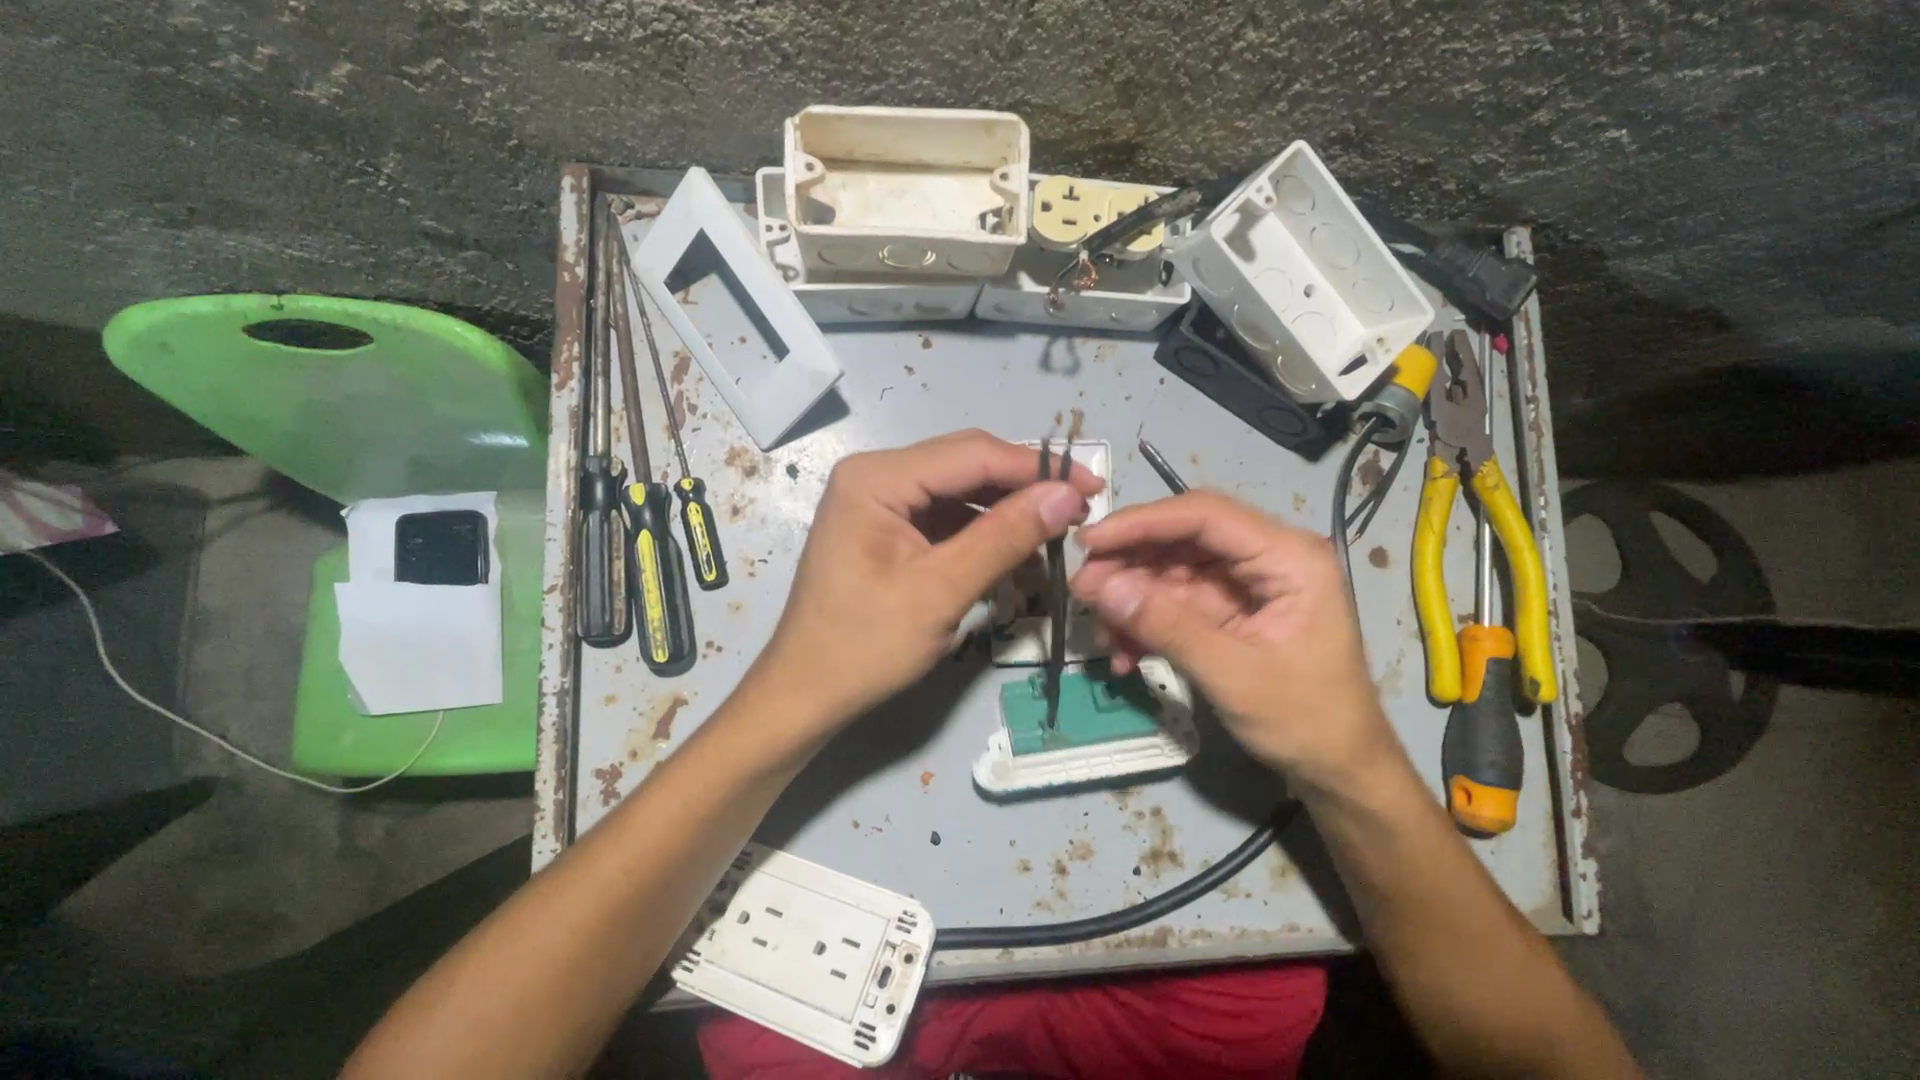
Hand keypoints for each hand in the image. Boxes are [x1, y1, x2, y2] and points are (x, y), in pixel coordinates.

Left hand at [753, 430, 1103, 732]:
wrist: (805, 695)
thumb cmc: (864, 646)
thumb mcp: (940, 591)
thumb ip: (1004, 538)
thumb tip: (1067, 496)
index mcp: (876, 478)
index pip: (972, 454)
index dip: (1036, 469)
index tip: (1093, 489)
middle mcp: (876, 476)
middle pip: (967, 466)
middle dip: (1025, 489)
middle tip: (1081, 513)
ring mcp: (880, 503)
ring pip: (962, 493)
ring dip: (1008, 515)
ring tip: (1057, 540)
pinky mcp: (888, 531)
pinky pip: (947, 520)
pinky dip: (984, 537)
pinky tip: (1019, 560)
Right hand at [1071, 491, 1399, 794]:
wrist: (1338, 770)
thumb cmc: (1304, 719)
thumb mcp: (1232, 673)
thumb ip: (1166, 625)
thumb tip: (1097, 585)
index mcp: (1288, 556)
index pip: (1204, 515)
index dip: (1142, 522)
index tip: (1089, 540)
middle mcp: (1268, 557)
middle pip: (1183, 538)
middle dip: (1130, 562)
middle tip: (1083, 590)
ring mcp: (1247, 584)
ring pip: (1171, 569)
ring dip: (1132, 597)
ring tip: (1102, 633)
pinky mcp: (1229, 611)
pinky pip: (1175, 602)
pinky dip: (1146, 622)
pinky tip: (1125, 654)